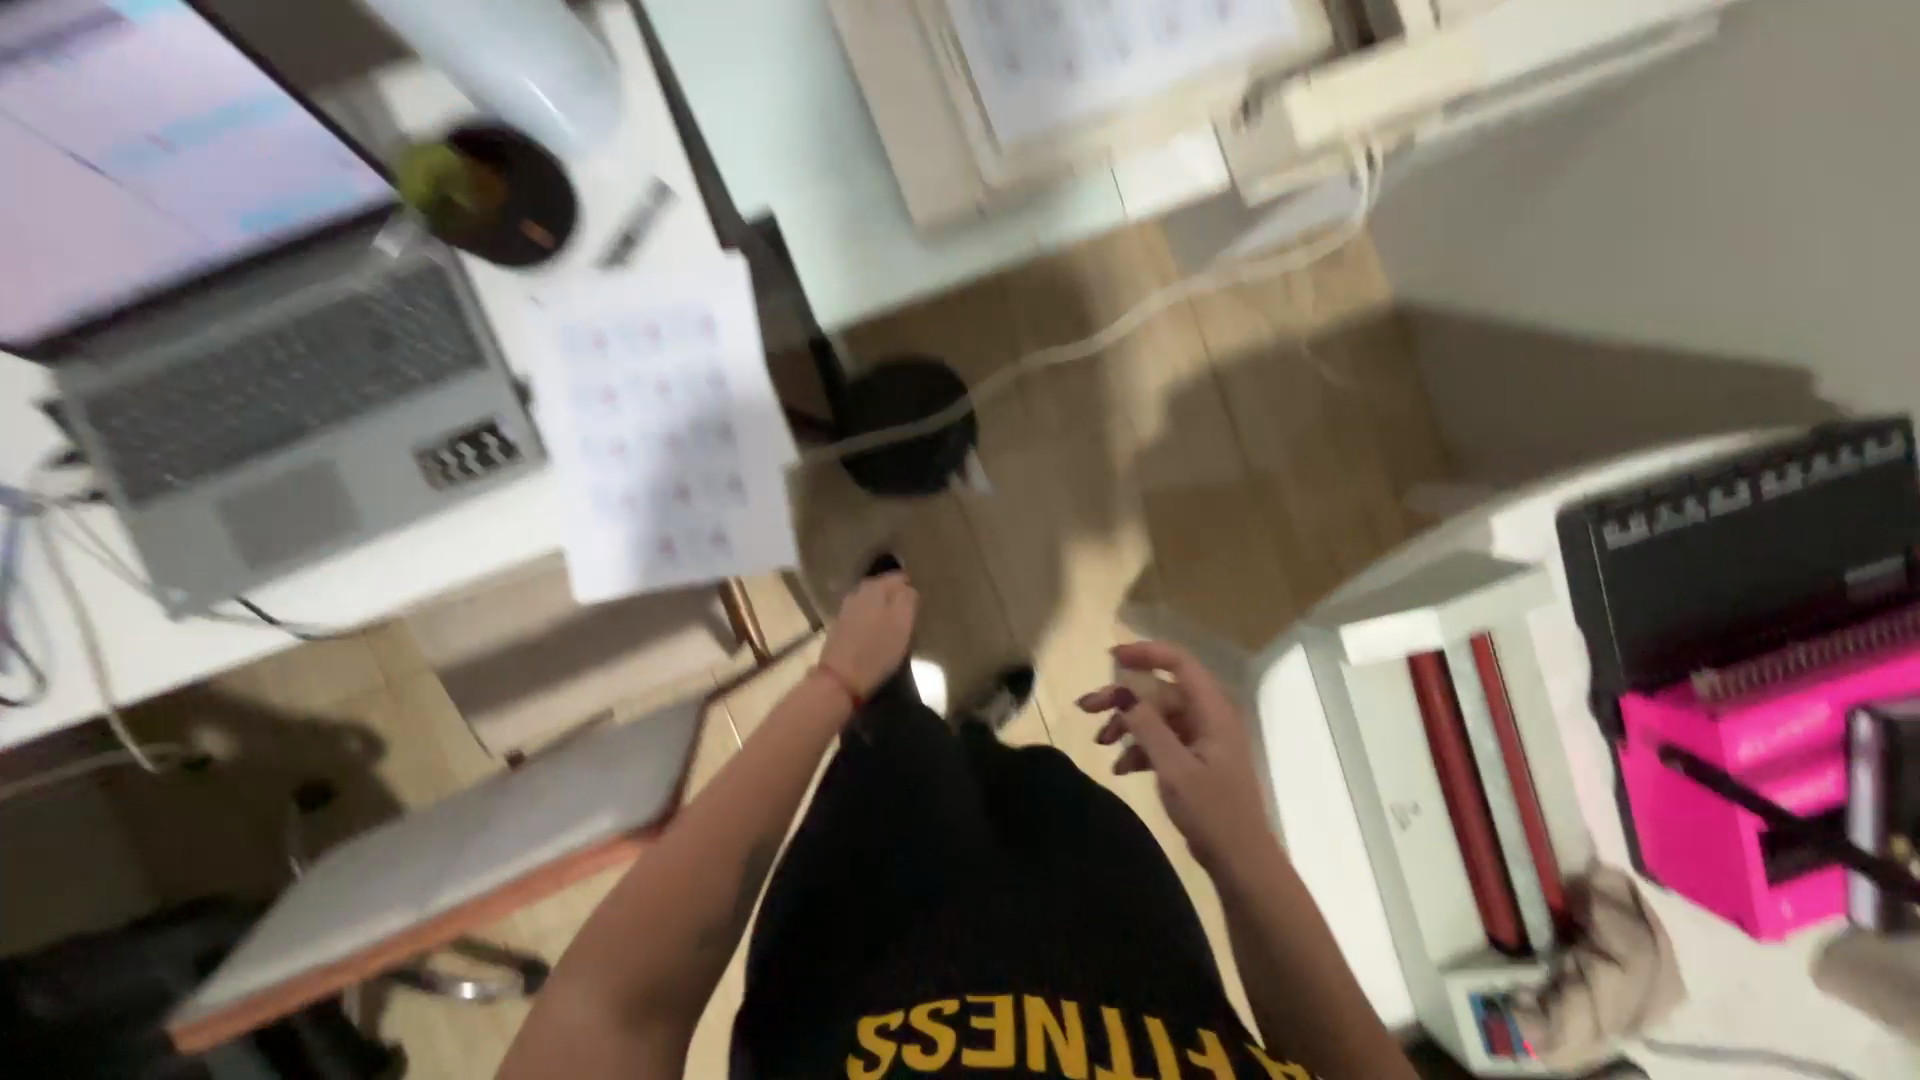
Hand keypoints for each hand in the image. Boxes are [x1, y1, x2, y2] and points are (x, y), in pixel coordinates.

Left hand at [818, 571, 917, 698]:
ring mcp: (846, 609)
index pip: (898, 577)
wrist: (840, 678)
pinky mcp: (840, 625)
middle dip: (895, 596)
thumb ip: (908, 599)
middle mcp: (858, 592)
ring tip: (895, 623)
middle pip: (882, 587)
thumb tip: (908, 587)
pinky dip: (871, 618)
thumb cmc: (878, 651)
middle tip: (909, 612)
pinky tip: (877, 631)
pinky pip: (861, 614)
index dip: (910, 588)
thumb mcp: (903, 624)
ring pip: (870, 600)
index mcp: (876, 588)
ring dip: (882, 608)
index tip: (919, 602)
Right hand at [1076, 641, 1275, 873]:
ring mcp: (1203, 739)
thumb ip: (1148, 727)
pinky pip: (1162, 740)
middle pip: (1160, 691)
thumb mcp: (1174, 768)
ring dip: (1127, 726)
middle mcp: (1209, 717)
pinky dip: (1139, 749)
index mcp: (1213, 711)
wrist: (1241, 861)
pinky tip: (1120, 768)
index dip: (1146, 653)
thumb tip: (1124, 693)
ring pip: (1157, 716)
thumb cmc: (1213, 812)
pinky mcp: (1195, 761)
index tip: (1110, 658)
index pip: (1180, 663)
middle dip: (1122, 698)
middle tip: (1086, 708)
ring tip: (1100, 743)